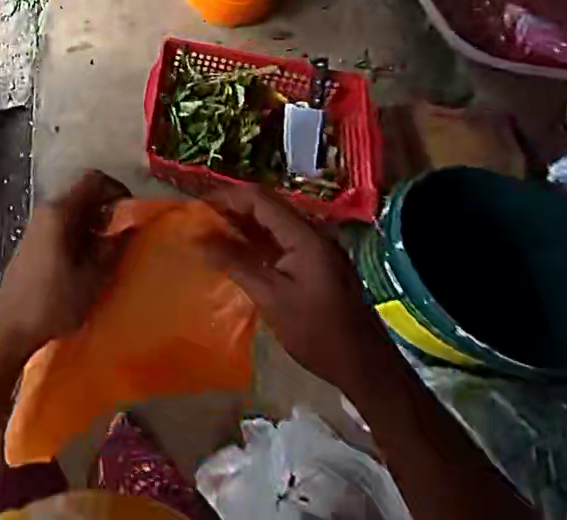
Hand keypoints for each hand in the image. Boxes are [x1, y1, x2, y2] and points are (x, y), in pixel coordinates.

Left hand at [0, 170, 130, 364]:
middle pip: (84, 192)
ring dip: (95, 220)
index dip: (117, 189)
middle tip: (124, 231)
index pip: (94, 179)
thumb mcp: (92, 277)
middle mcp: (48, 209)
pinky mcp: (35, 238)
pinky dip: (81, 230)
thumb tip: (130, 226)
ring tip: (109, 246)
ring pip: (74, 208)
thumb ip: (113, 247)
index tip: (131, 211)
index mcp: (60, 211)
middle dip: (107, 207)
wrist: (9, 326)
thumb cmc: (53, 302)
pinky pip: (64, 221)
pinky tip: (88, 257)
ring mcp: (38, 223)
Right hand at [203, 184, 392, 392]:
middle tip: (201, 221)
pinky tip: (239, 252)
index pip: (259, 199)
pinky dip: (258, 240)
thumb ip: (236, 263)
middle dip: (233, 209)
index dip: (227, 199)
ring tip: (213, 234)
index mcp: (305, 235)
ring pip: (274, 222)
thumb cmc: (319, 333)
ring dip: (244, 224)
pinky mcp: (317, 262)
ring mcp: (317, 247)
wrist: (367, 368)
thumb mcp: (272, 298)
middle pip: (267, 205)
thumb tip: (199, 240)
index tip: (198, 209)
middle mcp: (313, 232)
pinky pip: (282, 239)